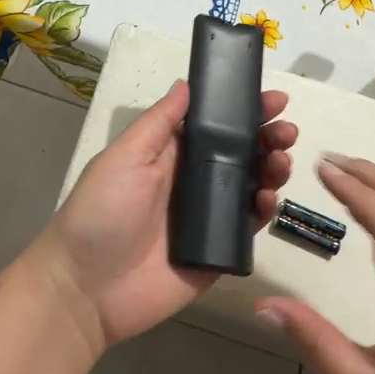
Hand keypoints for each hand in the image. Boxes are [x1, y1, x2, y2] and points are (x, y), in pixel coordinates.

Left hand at [30, 80, 296, 347]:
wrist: (87, 289)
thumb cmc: (102, 212)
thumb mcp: (125, 157)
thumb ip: (160, 123)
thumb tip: (187, 83)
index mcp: (169, 156)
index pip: (215, 126)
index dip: (244, 110)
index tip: (273, 98)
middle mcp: (192, 182)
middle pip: (240, 154)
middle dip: (267, 138)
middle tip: (287, 130)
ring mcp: (207, 218)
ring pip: (250, 188)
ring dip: (272, 170)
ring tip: (283, 161)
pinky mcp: (217, 254)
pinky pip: (246, 228)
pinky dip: (263, 212)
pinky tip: (269, 200)